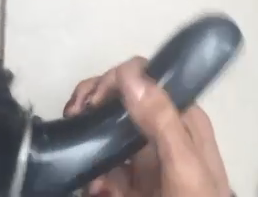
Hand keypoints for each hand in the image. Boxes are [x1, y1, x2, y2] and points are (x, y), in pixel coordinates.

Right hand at [64, 59, 231, 196]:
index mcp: (182, 119)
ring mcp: (147, 160)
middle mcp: (163, 132)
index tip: (89, 103)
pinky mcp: (134, 185)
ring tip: (85, 167)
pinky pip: (106, 169)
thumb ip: (160, 120)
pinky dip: (94, 176)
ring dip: (89, 144)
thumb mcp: (184, 168)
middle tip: (73, 120)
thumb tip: (128, 71)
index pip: (143, 78)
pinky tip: (94, 188)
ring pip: (106, 133)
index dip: (112, 82)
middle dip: (92, 110)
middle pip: (118, 100)